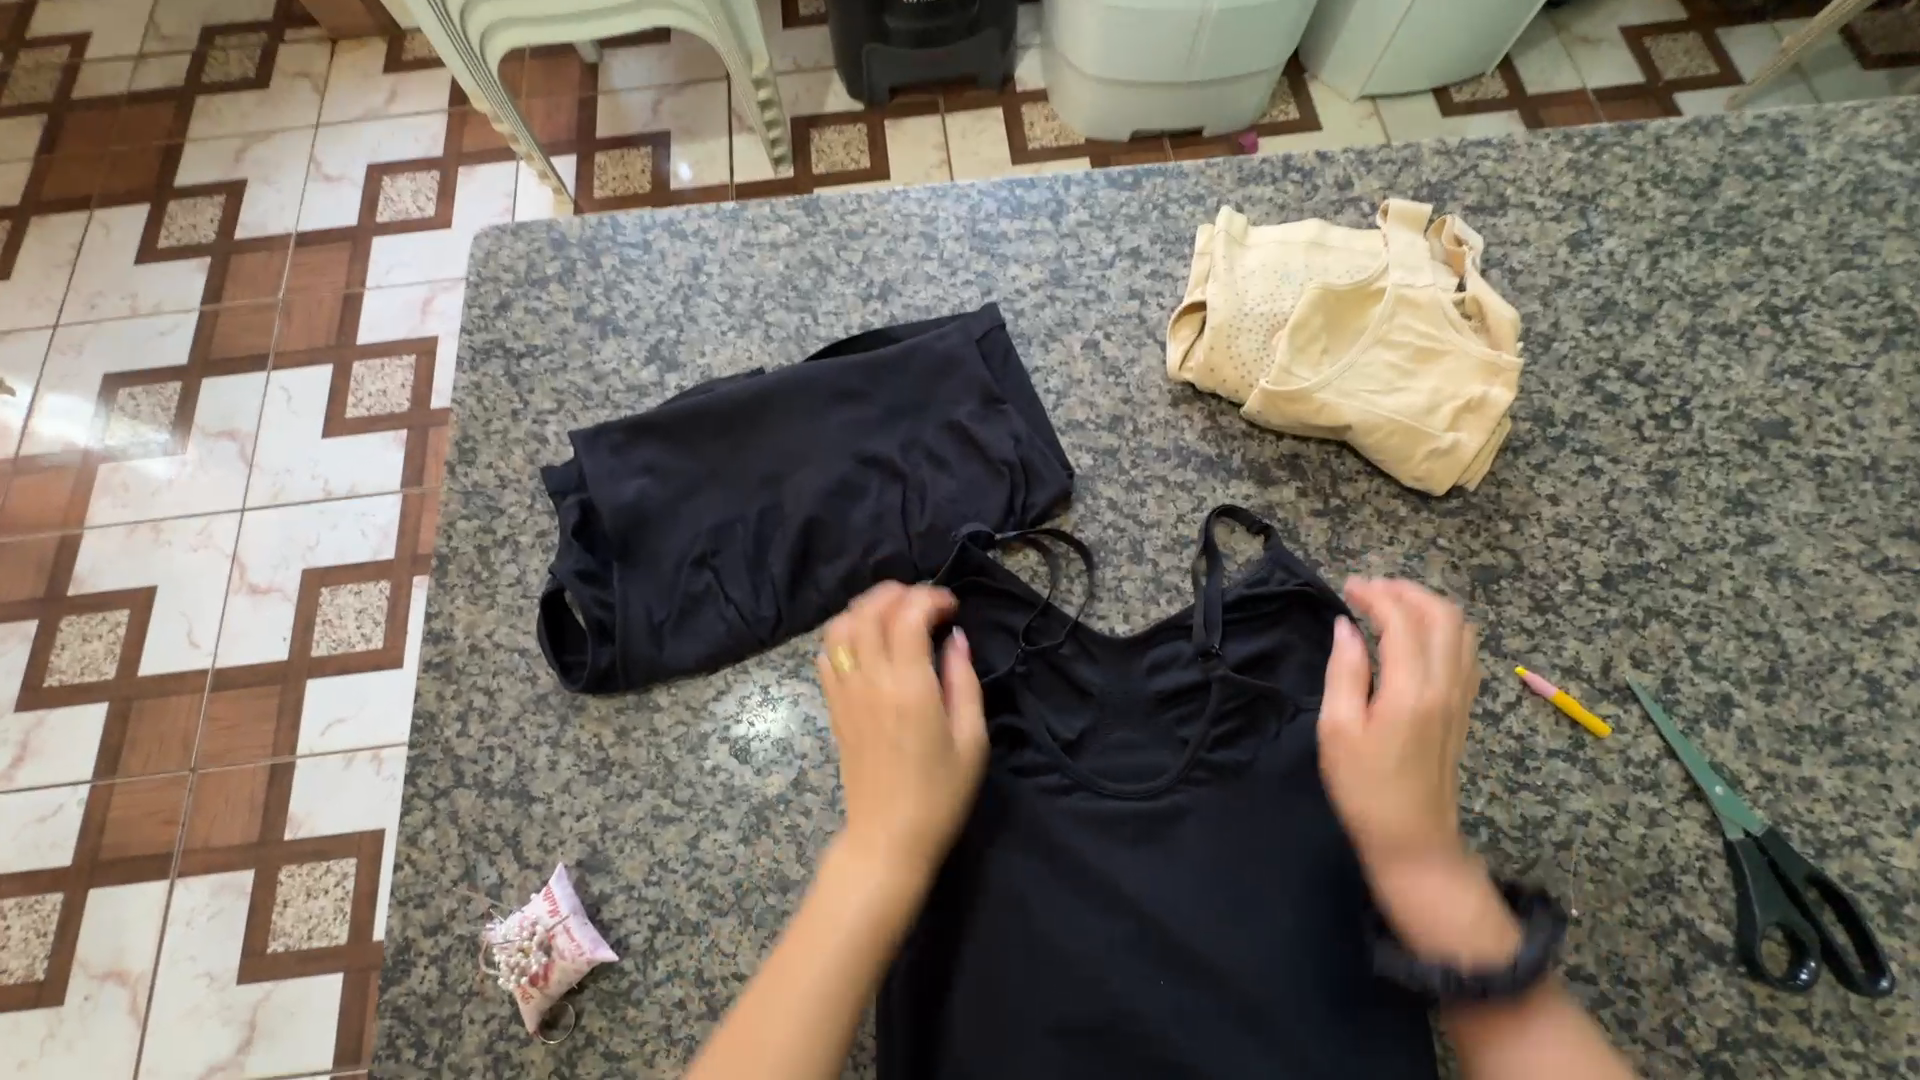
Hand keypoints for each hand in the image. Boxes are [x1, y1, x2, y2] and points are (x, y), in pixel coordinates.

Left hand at [817, 583, 988, 884]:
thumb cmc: (940, 793)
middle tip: (925, 602)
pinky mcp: (834, 707)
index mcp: (909, 686)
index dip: (931, 597)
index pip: (908, 615)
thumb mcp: (971, 740)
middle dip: (897, 593)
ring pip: (840, 627)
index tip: (952, 607)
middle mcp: (870, 680)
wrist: (888, 837)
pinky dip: (844, 635)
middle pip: (869, 610)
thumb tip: (957, 639)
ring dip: (866, 608)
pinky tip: (867, 643)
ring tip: (893, 613)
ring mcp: (845, 693)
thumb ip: (964, 681)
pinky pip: (826, 655)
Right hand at [1318, 578, 1478, 867]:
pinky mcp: (1465, 709)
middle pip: (1442, 615)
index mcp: (1412, 689)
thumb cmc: (1364, 787)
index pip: (1402, 620)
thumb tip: (1346, 628)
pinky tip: (1415, 636)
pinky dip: (1442, 629)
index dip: (1375, 594)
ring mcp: (1462, 697)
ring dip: (1427, 606)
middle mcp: (1446, 685)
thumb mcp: (1337, 729)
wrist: (1413, 839)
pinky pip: (1465, 652)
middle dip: (1406, 591)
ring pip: (1461, 631)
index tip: (1347, 586)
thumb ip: (1344, 671)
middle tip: (1368, 589)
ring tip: (1390, 604)